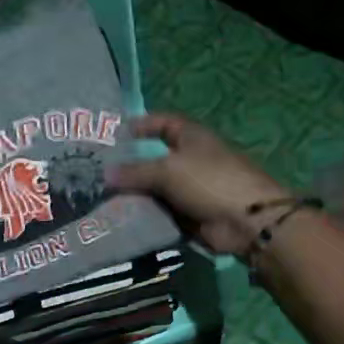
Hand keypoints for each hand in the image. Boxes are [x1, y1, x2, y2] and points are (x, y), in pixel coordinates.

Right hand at [107, 113, 295, 254]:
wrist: (244, 220)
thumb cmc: (209, 181)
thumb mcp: (167, 170)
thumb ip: (134, 172)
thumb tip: (104, 174)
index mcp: (192, 138)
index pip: (164, 123)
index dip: (143, 124)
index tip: (117, 132)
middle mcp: (190, 161)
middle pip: (154, 160)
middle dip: (129, 166)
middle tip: (98, 172)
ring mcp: (189, 190)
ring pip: (154, 189)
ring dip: (133, 195)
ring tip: (103, 199)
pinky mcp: (188, 215)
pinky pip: (160, 212)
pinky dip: (143, 215)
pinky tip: (120, 218)